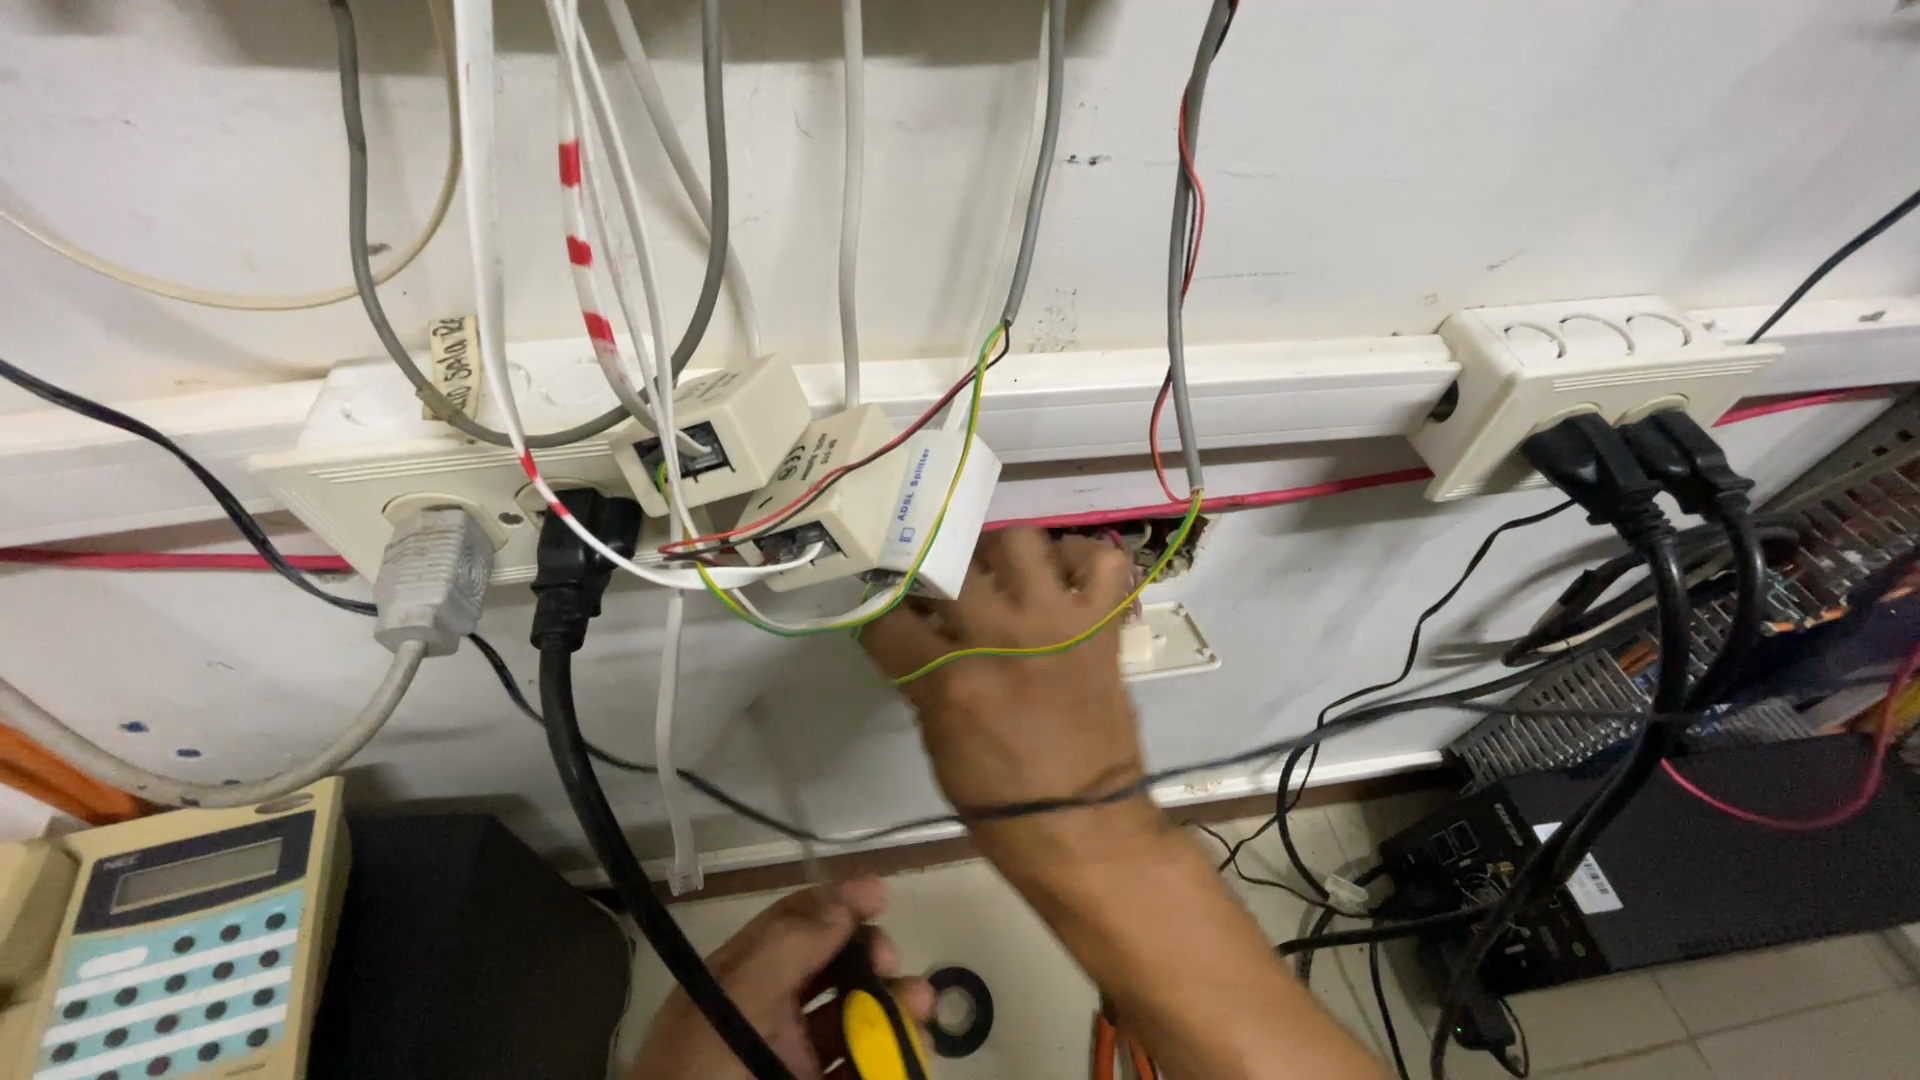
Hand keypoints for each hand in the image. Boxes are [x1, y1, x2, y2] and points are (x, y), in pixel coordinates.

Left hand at [632, 878, 931, 1079]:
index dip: (836, 900)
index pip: (793, 921)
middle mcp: (770, 1014)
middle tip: (889, 958)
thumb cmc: (696, 1077)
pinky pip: (863, 1070)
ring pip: (856, 1018)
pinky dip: (892, 1057)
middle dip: (871, 952)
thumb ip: (784, 950)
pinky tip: (911, 1050)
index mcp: (740, 980)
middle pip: (834, 965)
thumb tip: (843, 905)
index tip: (879, 893)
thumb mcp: (728, 1006)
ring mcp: (794, 1061)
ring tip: (919, 1002)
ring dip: (893, 1002)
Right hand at [860, 530, 1157, 878]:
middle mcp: (1001, 637)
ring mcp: (1057, 625)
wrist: (1084, 828)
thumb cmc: (1000, 803)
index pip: (889, 617)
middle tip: (941, 587)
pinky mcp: (1102, 628)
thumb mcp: (937, 743)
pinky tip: (1061, 578)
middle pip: (949, 563)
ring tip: (999, 574)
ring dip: (1000, 553)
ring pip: (1019, 540)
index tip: (883, 606)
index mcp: (951, 679)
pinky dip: (1081, 559)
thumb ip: (923, 680)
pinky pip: (1103, 563)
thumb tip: (917, 634)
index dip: (878, 608)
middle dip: (934, 571)